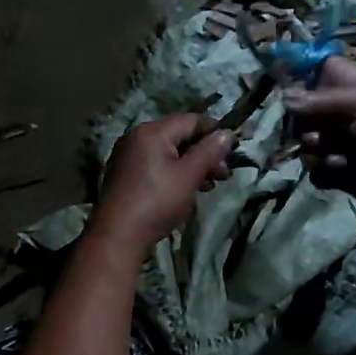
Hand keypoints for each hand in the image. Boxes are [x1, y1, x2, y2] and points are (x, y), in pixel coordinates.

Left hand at [91, 114, 234, 249]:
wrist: (119, 235)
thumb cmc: (158, 201)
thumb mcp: (189, 175)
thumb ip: (210, 151)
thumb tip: (227, 133)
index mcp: (152, 132)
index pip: (192, 120)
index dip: (216, 130)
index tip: (236, 147)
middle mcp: (138, 137)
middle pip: (181, 136)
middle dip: (206, 152)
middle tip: (224, 173)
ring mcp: (130, 156)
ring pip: (171, 152)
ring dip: (194, 164)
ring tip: (210, 184)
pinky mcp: (128, 174)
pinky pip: (158, 164)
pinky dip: (177, 172)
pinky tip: (188, 189)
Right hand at [283, 57, 355, 209]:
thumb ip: (321, 99)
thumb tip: (285, 99)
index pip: (324, 73)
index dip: (308, 79)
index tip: (295, 88)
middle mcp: (352, 114)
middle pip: (309, 111)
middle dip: (307, 119)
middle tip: (321, 127)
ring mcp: (347, 145)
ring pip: (309, 142)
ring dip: (317, 146)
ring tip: (334, 150)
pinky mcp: (345, 174)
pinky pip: (318, 170)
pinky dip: (327, 170)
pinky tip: (343, 168)